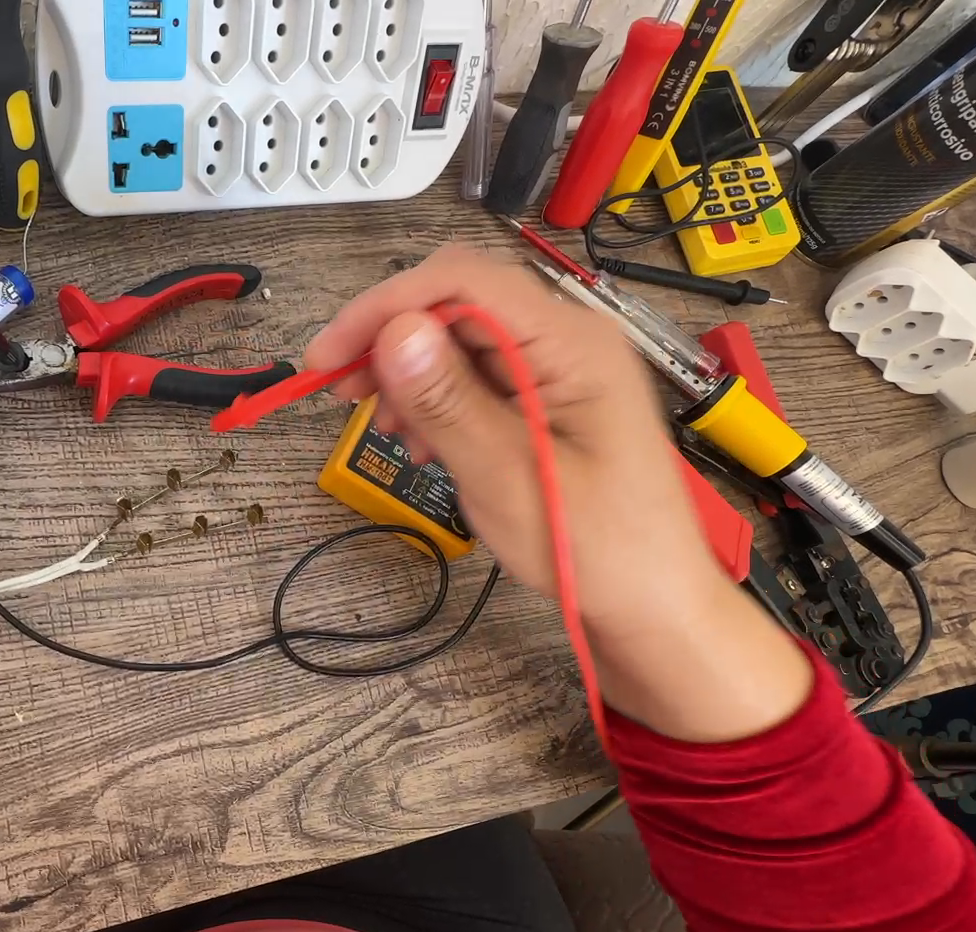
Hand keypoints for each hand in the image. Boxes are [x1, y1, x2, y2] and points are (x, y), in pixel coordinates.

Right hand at [305, 245, 810, 740]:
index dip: (382, 308)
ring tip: (387, 431)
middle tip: (341, 392)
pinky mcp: (542, 400)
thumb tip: (393, 331)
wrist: (650, 605)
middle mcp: (565, 340)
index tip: (326, 359)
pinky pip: (472, 379)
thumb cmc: (592, 549)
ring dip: (406, 375)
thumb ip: (449, 400)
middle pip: (456, 303)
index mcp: (571, 343)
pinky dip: (431, 402)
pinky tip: (421, 444)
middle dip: (388, 339)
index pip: (461, 282)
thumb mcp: (507, 475)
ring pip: (457, 341)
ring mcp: (554, 370)